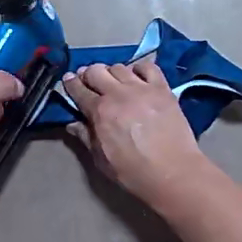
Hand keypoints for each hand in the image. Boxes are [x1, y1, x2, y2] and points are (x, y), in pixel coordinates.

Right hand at [61, 60, 207, 203]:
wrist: (174, 174)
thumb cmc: (133, 171)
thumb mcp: (101, 159)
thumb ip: (85, 137)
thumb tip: (72, 123)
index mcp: (99, 111)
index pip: (78, 89)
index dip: (70, 83)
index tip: (68, 79)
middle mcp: (117, 93)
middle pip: (96, 71)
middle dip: (88, 74)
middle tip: (89, 82)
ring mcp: (141, 88)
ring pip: (119, 67)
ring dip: (111, 72)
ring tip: (114, 81)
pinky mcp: (162, 89)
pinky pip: (148, 67)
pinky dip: (139, 68)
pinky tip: (137, 77)